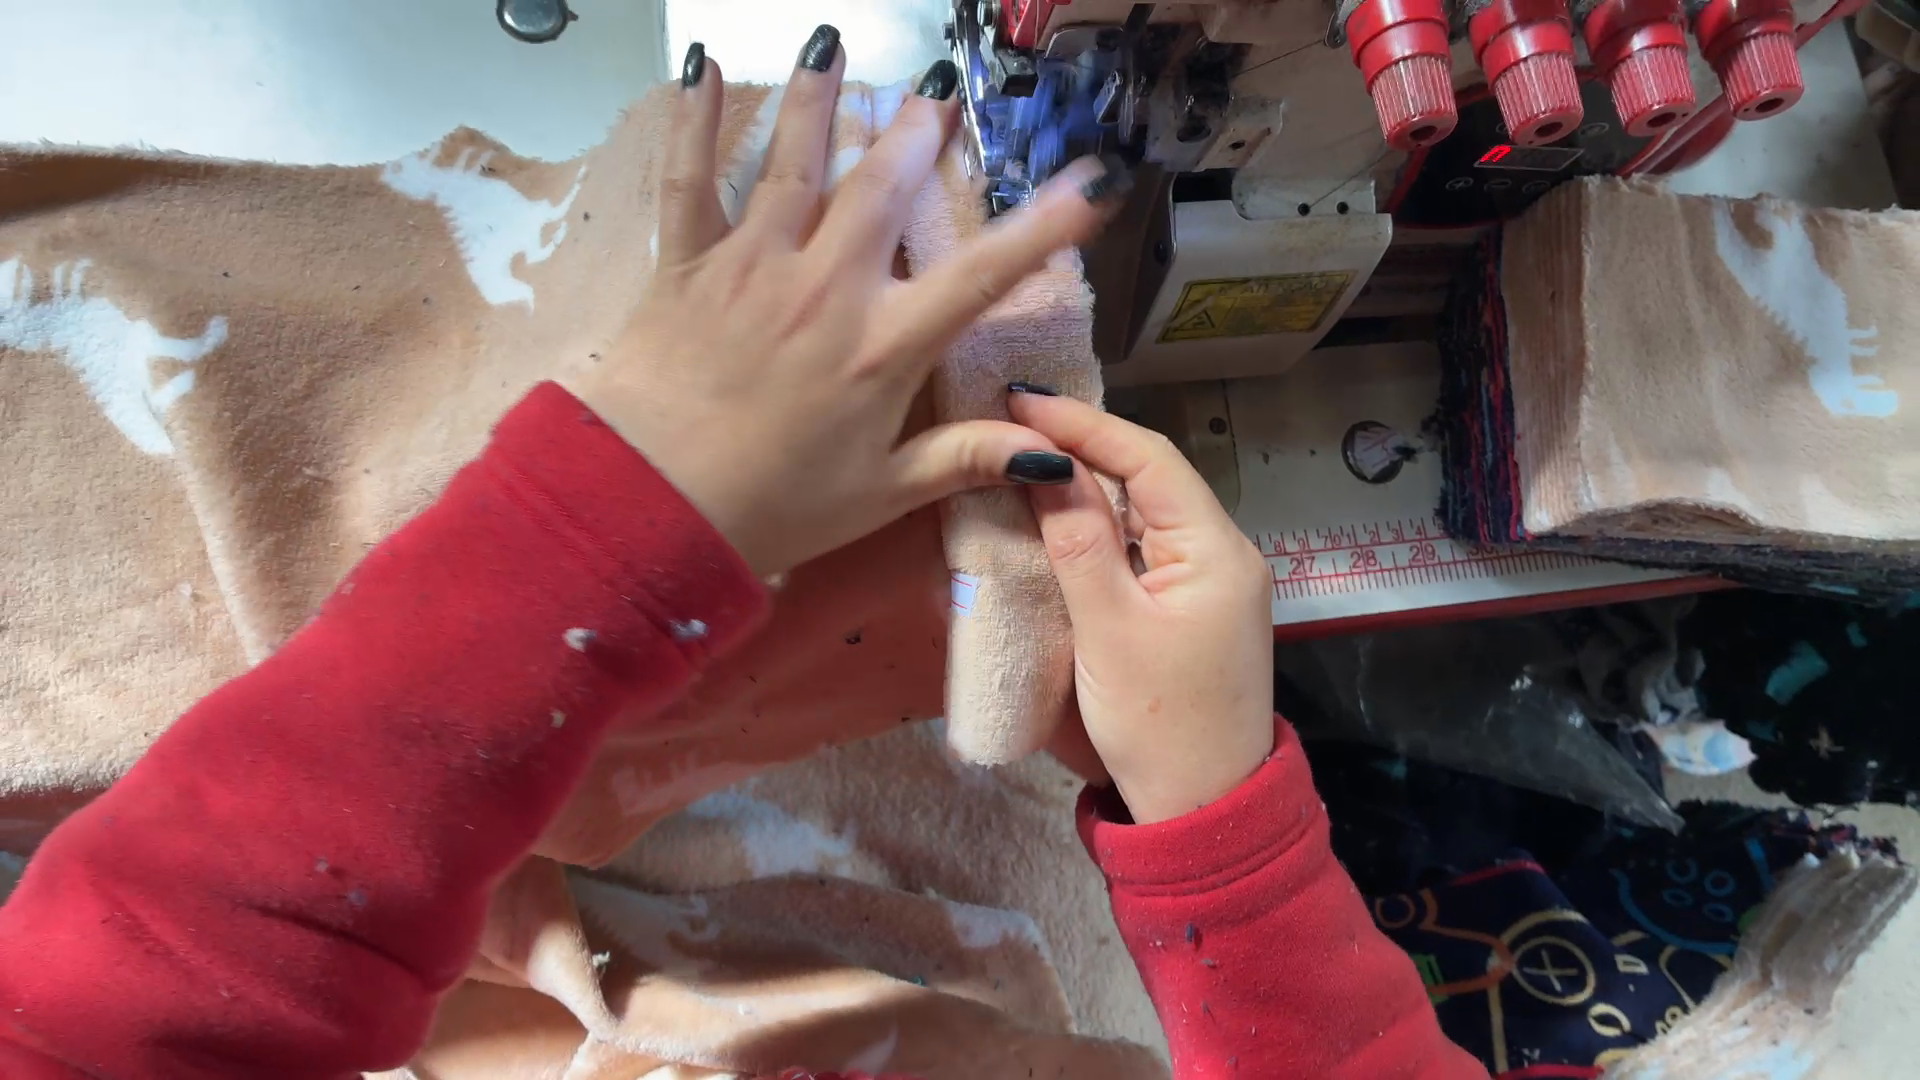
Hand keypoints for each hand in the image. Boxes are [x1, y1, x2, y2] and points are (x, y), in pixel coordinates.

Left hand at [570, 31, 1124, 575]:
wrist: (652, 505)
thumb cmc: (777, 506)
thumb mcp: (882, 493)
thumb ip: (964, 460)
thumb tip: (1050, 455)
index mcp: (883, 346)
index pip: (980, 276)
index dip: (1043, 228)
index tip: (1092, 181)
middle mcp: (826, 287)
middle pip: (882, 189)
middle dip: (915, 134)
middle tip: (937, 90)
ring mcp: (753, 266)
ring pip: (795, 162)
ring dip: (819, 100)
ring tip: (833, 46)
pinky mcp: (688, 265)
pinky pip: (691, 177)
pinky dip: (693, 120)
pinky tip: (700, 67)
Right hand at [1010, 391, 1274, 824]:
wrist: (1203, 808)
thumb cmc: (1156, 721)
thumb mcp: (1108, 626)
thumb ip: (1079, 540)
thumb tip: (1048, 464)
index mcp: (1216, 549)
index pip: (1149, 459)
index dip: (1084, 424)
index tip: (1022, 400)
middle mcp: (1222, 552)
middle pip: (1151, 478)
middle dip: (1086, 445)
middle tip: (1019, 420)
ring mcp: (1208, 580)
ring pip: (1146, 511)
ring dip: (1092, 482)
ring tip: (1033, 452)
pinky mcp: (1190, 605)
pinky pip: (1143, 545)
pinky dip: (1103, 524)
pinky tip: (1065, 513)